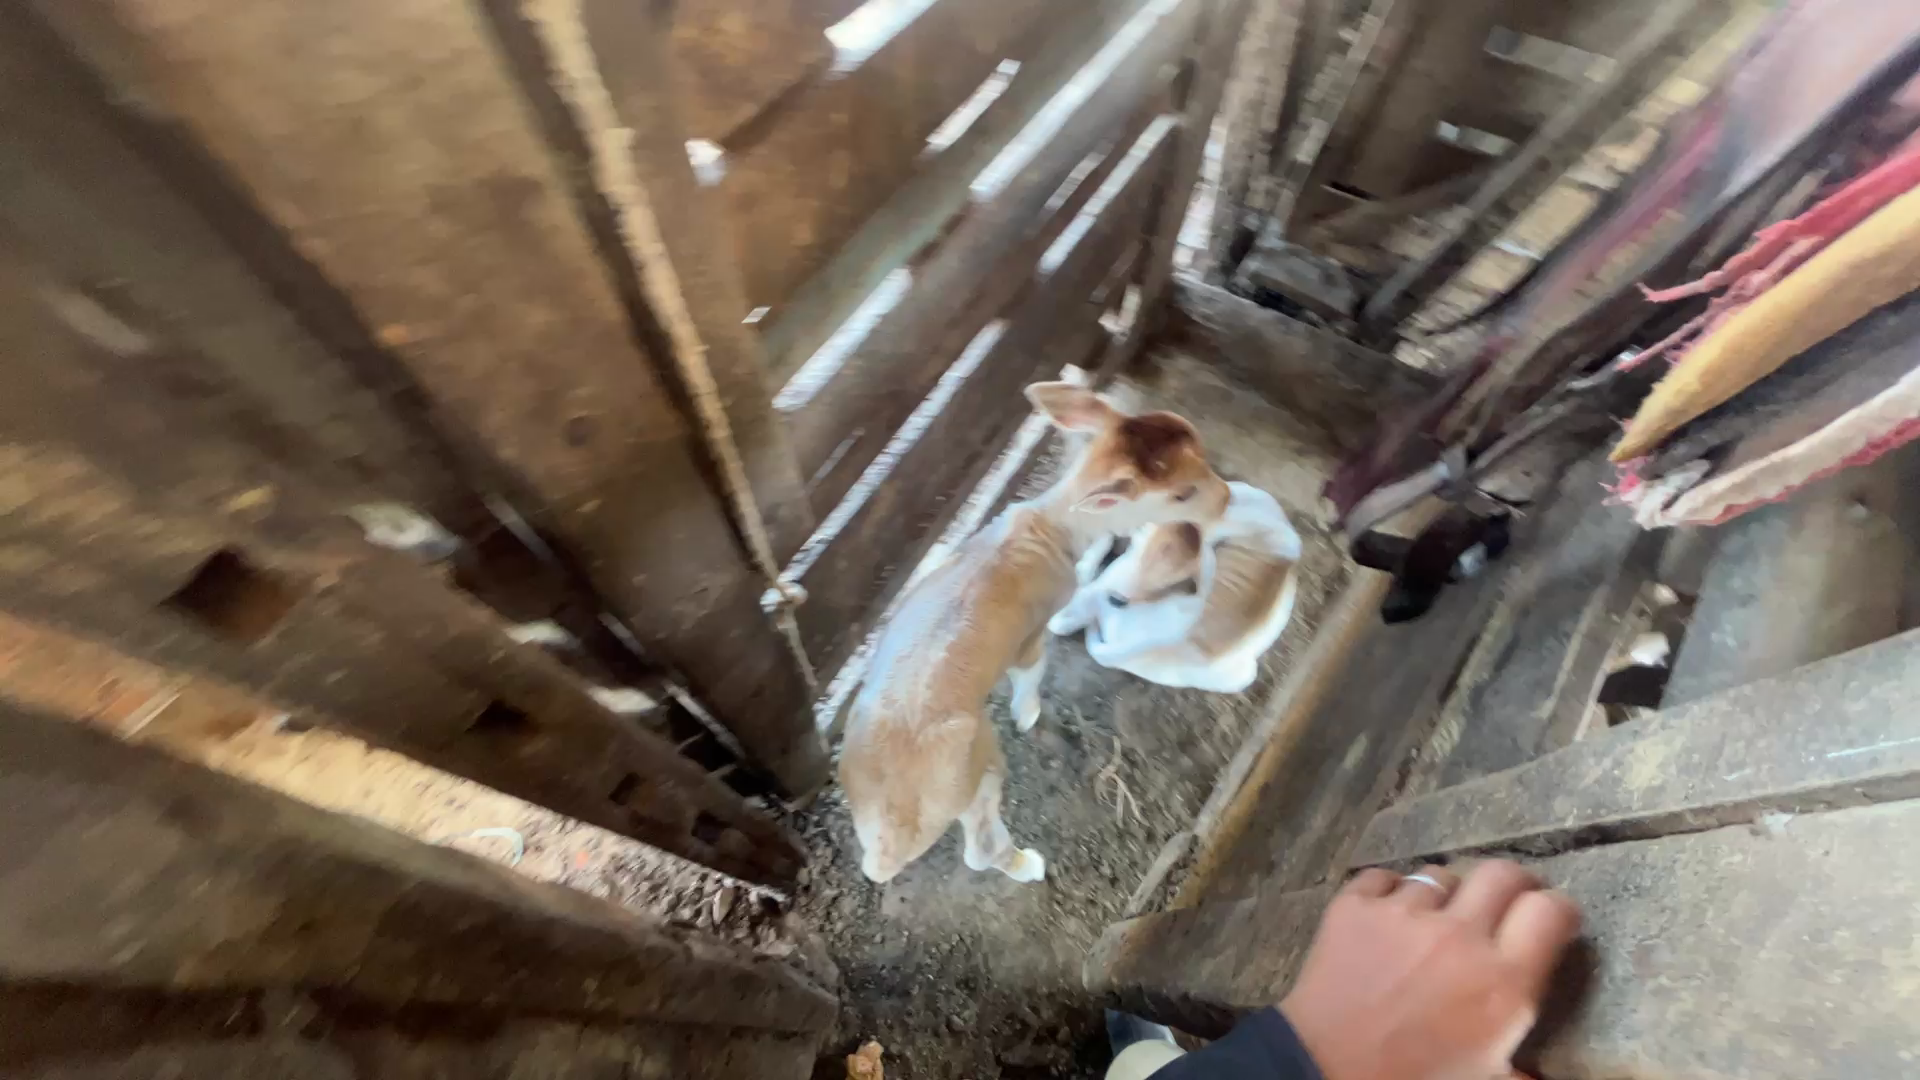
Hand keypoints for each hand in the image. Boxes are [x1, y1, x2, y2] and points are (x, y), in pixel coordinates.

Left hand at [1279, 861, 1580, 1079]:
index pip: (1550, 912)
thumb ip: (1528, 1065)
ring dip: (1448, 894)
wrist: (1331, 1066)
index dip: (1559, 909)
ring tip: (1440, 915)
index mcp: (1503, 981)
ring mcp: (1400, 912)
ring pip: (1438, 876)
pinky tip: (1390, 912)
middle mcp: (1456, 934)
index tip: (1556, 915)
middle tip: (1509, 897)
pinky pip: (1383, 877)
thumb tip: (1543, 1071)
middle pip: (1500, 874)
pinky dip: (1392, 890)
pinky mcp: (1352, 903)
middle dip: (1514, 881)